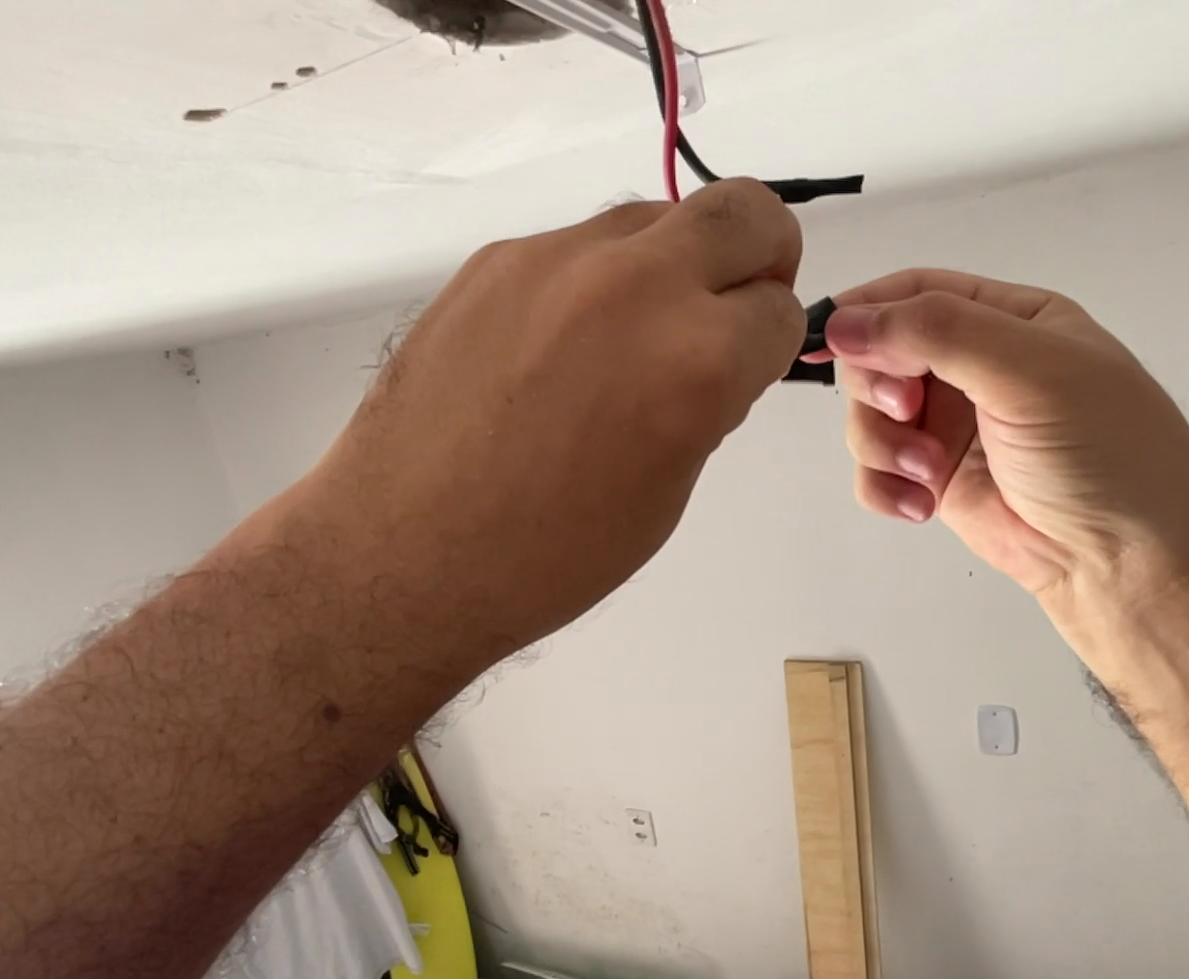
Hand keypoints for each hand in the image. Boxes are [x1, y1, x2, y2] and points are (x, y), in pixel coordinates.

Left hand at [292, 180, 805, 667]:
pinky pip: (580, 245)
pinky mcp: (496, 259)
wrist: (408, 553)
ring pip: (660, 220)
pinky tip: (558, 350)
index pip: (780, 311)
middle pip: (746, 213)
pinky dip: (597, 283)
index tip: (748, 371)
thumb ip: (711, 403)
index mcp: (698, 360)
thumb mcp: (668, 490)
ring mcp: (557, 258)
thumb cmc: (552, 556)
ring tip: (628, 342)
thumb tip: (720, 355)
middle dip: (761, 258)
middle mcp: (636, 285)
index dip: (771, 347)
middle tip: (728, 312)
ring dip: (672, 267)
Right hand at [815, 269, 1188, 595]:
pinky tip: (920, 506)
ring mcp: (948, 426)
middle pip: (879, 354)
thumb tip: (841, 323)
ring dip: (883, 445)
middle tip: (905, 412)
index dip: (865, 310)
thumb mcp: (1030, 372)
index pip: (918, 293)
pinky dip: (884, 487)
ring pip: (868, 416)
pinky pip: (874, 471)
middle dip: (879, 387)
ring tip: (927, 474)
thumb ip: (937, 334)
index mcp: (1007, 320)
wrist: (1120, 560)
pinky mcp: (931, 479)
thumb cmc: (1099, 451)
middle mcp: (971, 368)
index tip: (825, 340)